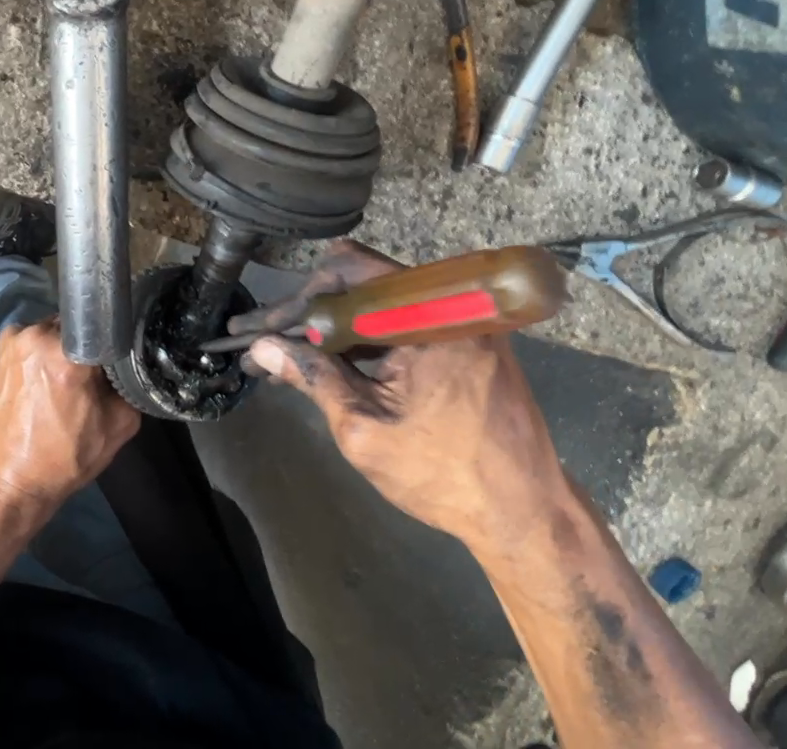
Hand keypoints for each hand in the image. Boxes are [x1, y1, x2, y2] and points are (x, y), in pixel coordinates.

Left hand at [0, 319, 141, 511]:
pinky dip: (43, 352)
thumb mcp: (118, 425)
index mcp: (68, 354)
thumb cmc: (64, 456)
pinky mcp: (0, 347)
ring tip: (68, 379)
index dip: (115, 344)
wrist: (11, 477)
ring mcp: (15, 338)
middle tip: (94, 375)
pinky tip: (46, 377)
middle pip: (78, 328)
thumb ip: (129, 386)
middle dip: (88, 346)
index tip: (118, 363)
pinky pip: (34, 339)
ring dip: (64, 348)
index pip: (105, 330)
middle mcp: (38, 335)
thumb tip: (128, 365)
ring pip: (55, 331)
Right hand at [226, 241, 566, 556]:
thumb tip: (264, 347)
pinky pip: (403, 323)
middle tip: (265, 341)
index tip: (262, 330)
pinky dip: (363, 339)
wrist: (524, 514)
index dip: (299, 299)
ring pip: (379, 305)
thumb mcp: (362, 428)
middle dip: (307, 313)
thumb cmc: (441, 475)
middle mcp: (451, 308)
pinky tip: (329, 361)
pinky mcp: (468, 343)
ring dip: (332, 328)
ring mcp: (464, 324)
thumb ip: (314, 377)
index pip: (350, 273)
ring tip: (286, 354)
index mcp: (428, 320)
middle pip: (362, 285)